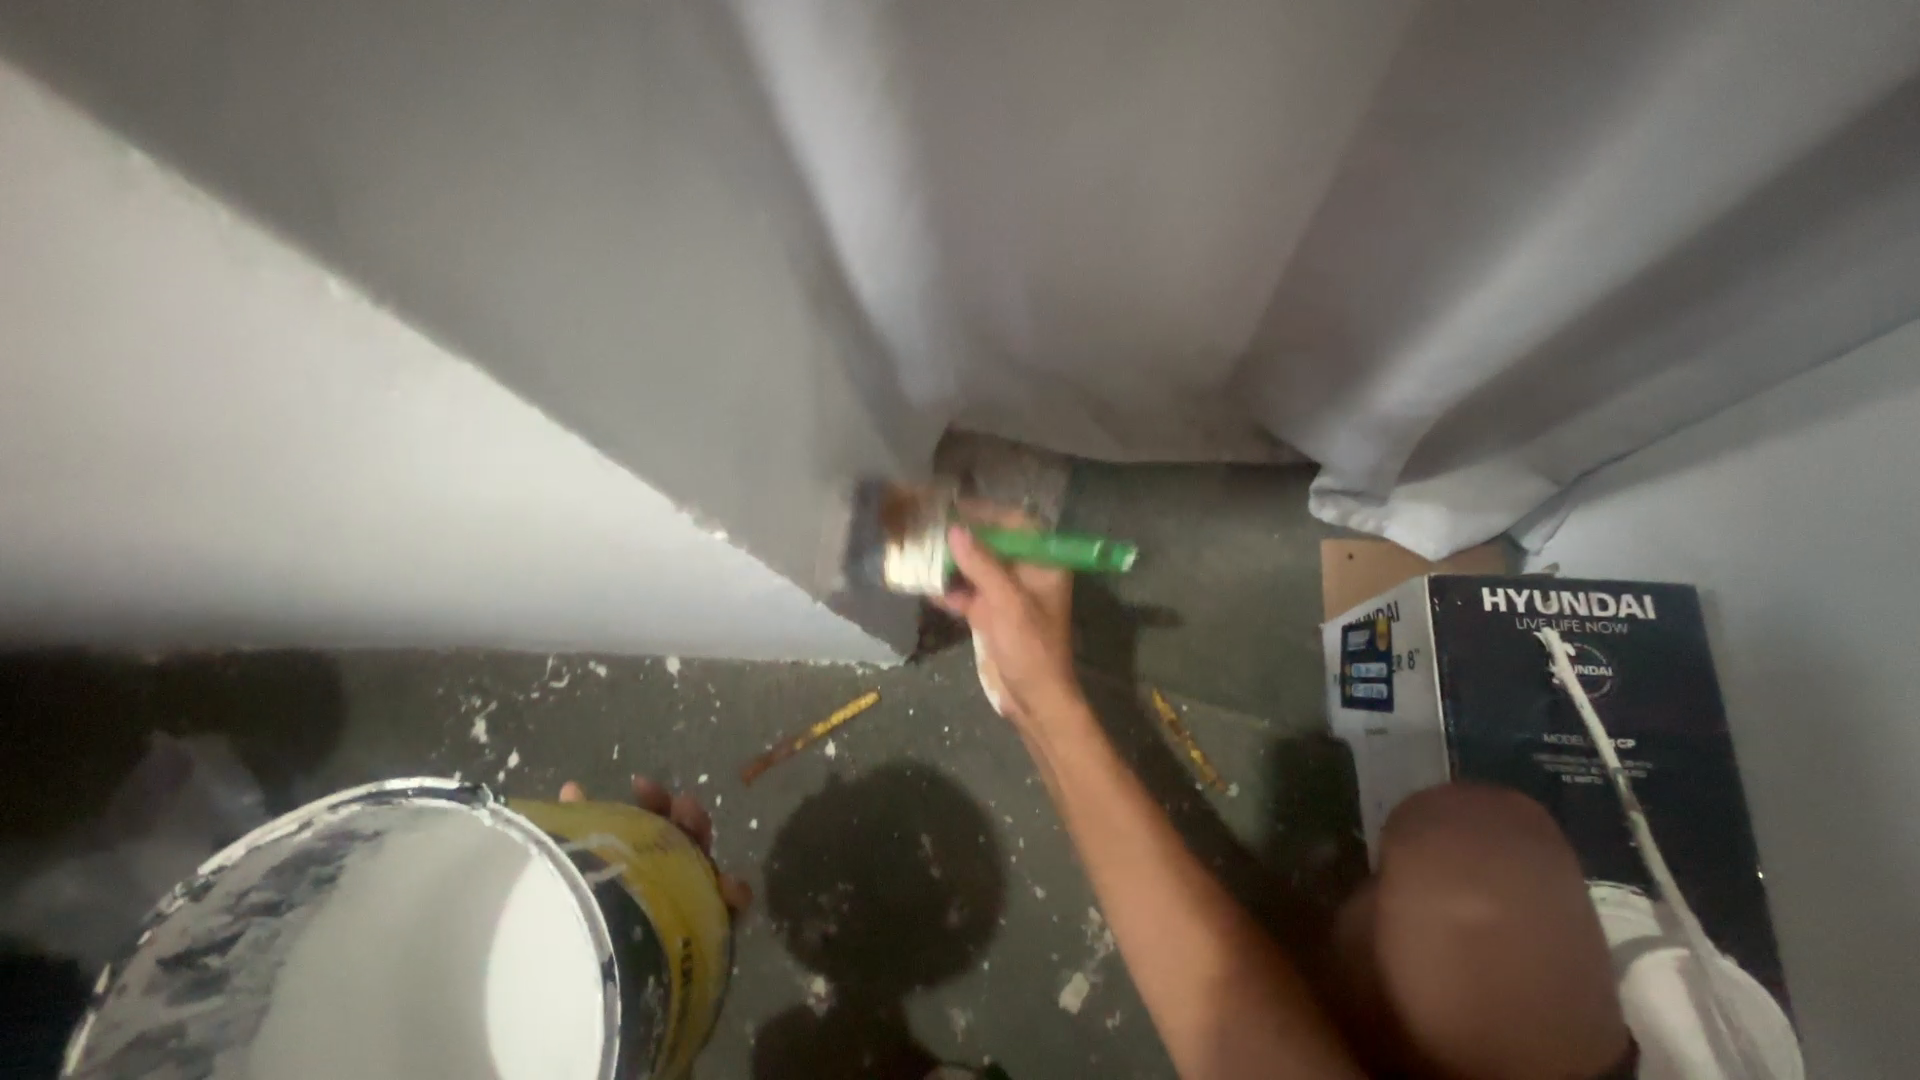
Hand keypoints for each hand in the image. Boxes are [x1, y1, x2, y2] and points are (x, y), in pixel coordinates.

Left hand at [558, 776, 753, 912]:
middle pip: (679, 838)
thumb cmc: (591, 924)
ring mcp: (690, 899)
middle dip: (681, 815)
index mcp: (635, 865)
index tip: (639, 784)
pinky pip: (732, 905)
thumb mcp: (581, 868)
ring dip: (701, 838)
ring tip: (696, 825)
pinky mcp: (714, 926)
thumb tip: (570, 788)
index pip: (647, 825)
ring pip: (704, 861)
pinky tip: (731, 889)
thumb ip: (581, 830)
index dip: (648, 802)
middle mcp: (663, 878)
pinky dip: (736, 893)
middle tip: (678, 803)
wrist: (606, 1000)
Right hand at [938, 509, 1081, 727]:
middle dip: (963, 537)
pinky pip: (966, 593)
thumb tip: (955, 530)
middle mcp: (1025, 575)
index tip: (957, 509)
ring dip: (951, 562)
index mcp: (1043, 566)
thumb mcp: (1007, 603)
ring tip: (920, 550)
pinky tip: (923, 585)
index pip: (1018, 525)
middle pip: (993, 544)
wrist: (1032, 700)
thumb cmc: (1030, 648)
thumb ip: (981, 565)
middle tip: (929, 525)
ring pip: (976, 568)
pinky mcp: (989, 615)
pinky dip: (947, 590)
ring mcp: (1006, 595)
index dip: (990, 514)